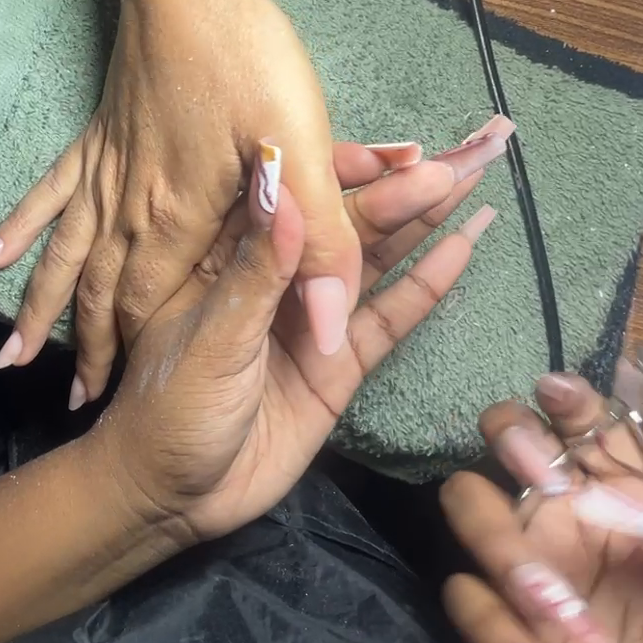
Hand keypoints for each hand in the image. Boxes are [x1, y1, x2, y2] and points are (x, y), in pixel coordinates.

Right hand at [0, 0, 364, 407]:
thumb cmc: (247, 58)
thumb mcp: (301, 144)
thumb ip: (317, 239)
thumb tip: (334, 330)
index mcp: (178, 219)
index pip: (152, 307)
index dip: (140, 357)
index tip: (126, 407)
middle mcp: (130, 209)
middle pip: (100, 293)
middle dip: (90, 349)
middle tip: (73, 402)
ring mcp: (105, 175)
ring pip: (64, 256)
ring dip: (41, 308)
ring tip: (8, 355)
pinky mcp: (96, 142)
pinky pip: (47, 195)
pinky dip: (17, 228)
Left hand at [87, 139, 495, 543]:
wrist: (173, 495)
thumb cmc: (170, 408)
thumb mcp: (210, 335)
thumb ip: (255, 269)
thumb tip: (282, 183)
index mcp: (228, 256)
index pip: (292, 198)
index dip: (340, 169)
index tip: (395, 147)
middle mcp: (274, 276)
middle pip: (341, 224)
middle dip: (398, 189)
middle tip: (465, 153)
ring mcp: (309, 318)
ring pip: (370, 261)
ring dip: (420, 223)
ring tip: (471, 182)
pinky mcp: (337, 364)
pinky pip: (387, 318)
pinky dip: (424, 285)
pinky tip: (461, 247)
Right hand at [440, 374, 642, 642]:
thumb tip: (640, 513)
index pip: (594, 428)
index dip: (569, 397)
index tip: (559, 394)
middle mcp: (577, 525)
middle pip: (508, 438)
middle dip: (511, 437)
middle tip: (546, 480)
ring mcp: (537, 574)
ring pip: (469, 504)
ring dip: (501, 547)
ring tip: (566, 619)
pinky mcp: (512, 632)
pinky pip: (465, 598)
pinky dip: (496, 630)